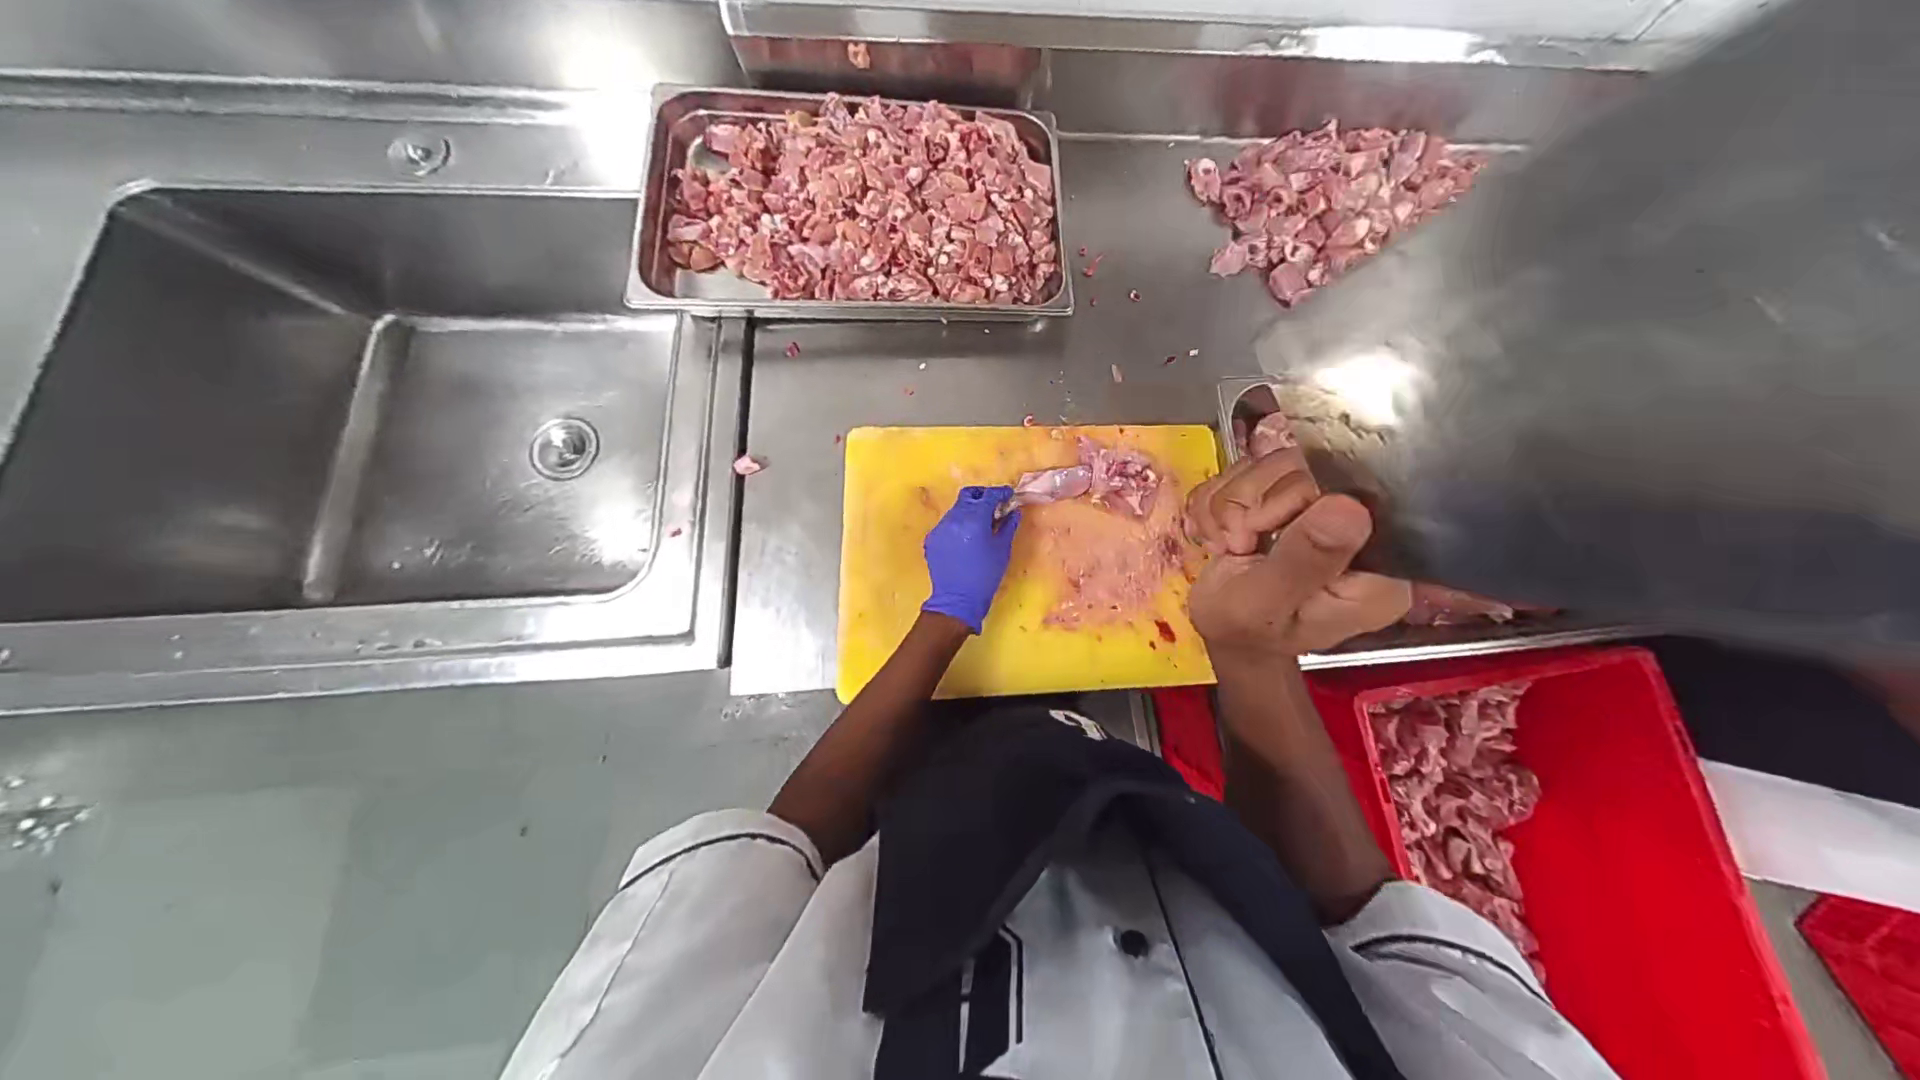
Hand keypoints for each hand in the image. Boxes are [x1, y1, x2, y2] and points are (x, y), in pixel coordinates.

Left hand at [923, 485, 1020, 633]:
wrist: (957, 599)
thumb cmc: (985, 575)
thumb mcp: (1002, 550)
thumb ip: (1008, 526)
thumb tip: (1013, 512)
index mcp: (973, 519)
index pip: (988, 496)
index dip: (1000, 493)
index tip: (1008, 496)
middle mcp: (954, 518)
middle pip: (968, 496)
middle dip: (982, 496)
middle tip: (994, 506)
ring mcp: (940, 528)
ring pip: (956, 509)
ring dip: (969, 510)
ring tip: (980, 524)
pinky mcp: (932, 538)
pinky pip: (947, 523)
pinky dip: (958, 524)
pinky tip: (966, 538)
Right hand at [1186, 451, 1408, 656]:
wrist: (1226, 635)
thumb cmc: (1246, 630)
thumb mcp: (1267, 603)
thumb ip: (1303, 560)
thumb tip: (1348, 506)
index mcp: (1373, 566)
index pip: (1350, 491)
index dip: (1294, 497)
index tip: (1256, 534)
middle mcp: (1360, 530)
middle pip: (1303, 467)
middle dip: (1251, 503)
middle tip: (1237, 545)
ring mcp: (1323, 508)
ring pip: (1272, 463)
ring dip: (1231, 503)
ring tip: (1230, 544)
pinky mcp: (1292, 498)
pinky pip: (1250, 470)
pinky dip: (1223, 501)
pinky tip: (1225, 534)